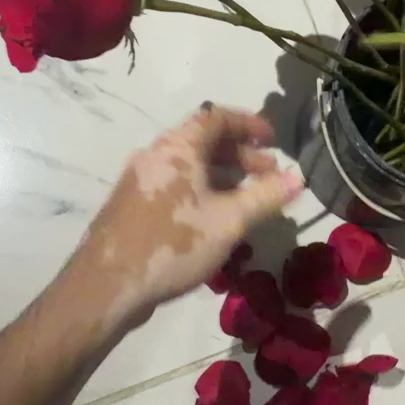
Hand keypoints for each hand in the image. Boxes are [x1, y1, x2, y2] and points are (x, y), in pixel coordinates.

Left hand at [70, 104, 302, 323]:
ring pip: (189, 165)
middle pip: (203, 140)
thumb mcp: (229, 221)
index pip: (217, 116)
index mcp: (178, 147)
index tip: (273, 140)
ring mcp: (139, 179)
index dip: (249, 124)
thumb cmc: (172, 244)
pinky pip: (174, 184)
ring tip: (246, 200)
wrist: (104, 287)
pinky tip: (213, 220)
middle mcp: (156, 153)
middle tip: (267, 175)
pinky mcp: (130, 205)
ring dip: (221, 175)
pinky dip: (200, 189)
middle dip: (240, 155)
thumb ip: (266, 196)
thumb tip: (299, 177)